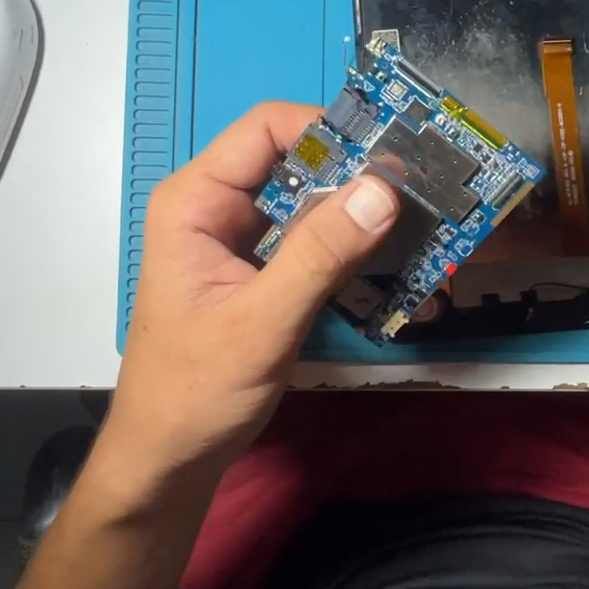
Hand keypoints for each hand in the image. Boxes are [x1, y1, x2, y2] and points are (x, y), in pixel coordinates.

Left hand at [109, 103, 398, 472]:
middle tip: (419, 191)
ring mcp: (239, 240)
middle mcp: (217, 208)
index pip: (266, 129)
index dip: (329, 130)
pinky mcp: (259, 271)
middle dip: (354, 174)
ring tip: (417, 224)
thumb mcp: (262, 322)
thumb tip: (383, 189)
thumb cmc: (197, 392)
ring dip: (357, 214)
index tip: (390, 154)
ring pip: (308, 203)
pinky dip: (347, 247)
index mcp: (197, 201)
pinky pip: (310, 241)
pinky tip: (387, 261)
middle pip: (294, 163)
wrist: (169, 458)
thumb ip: (320, 254)